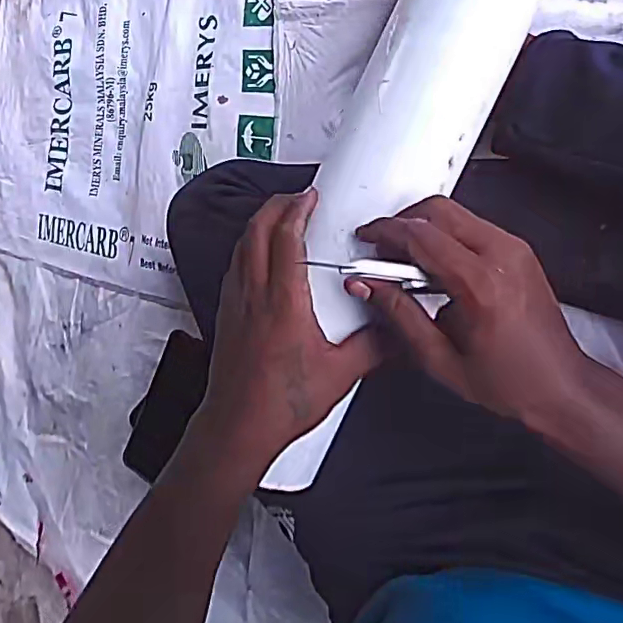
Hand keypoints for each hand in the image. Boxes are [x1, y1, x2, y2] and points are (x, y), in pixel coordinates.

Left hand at [190, 189, 382, 485]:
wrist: (238, 425)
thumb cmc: (281, 404)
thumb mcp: (339, 374)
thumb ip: (373, 347)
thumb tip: (395, 330)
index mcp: (283, 302)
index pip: (285, 238)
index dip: (297, 209)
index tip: (310, 196)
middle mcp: (254, 294)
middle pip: (256, 230)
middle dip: (275, 205)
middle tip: (295, 198)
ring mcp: (235, 301)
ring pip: (242, 244)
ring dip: (259, 223)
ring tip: (280, 218)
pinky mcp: (226, 311)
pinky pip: (234, 263)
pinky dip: (248, 245)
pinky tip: (260, 254)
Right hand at [350, 197, 599, 425]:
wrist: (563, 388)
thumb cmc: (515, 382)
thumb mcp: (440, 359)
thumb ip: (400, 314)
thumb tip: (372, 286)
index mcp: (482, 285)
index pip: (421, 235)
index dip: (385, 232)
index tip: (368, 238)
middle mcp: (503, 258)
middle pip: (437, 210)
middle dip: (401, 222)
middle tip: (382, 247)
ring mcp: (514, 251)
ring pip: (453, 212)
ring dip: (422, 227)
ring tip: (406, 259)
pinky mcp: (518, 251)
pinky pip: (470, 224)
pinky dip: (442, 234)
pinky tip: (433, 263)